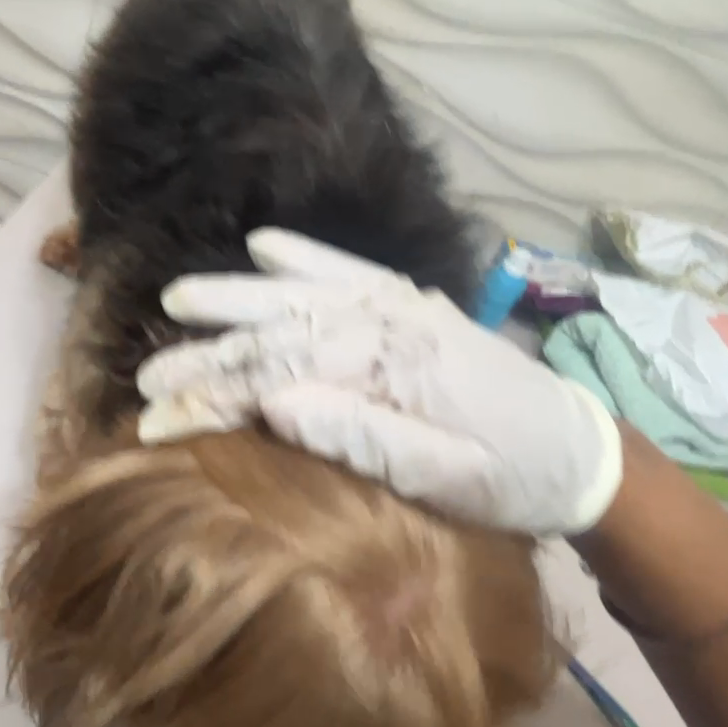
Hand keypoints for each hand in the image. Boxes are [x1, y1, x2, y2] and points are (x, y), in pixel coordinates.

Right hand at [136, 228, 623, 535]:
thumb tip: (276, 404)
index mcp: (391, 369)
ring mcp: (399, 308)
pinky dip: (302, 256)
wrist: (581, 451)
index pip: (279, 375)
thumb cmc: (514, 477)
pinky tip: (262, 247)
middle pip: (278, 331)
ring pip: (300, 294)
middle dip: (206, 353)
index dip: (212, 396)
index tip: (155, 418)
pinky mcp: (410, 306)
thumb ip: (363, 437)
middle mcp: (388, 324)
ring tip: (177, 298)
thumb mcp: (446, 478)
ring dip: (235, 296)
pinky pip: (347, 271)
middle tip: (146, 373)